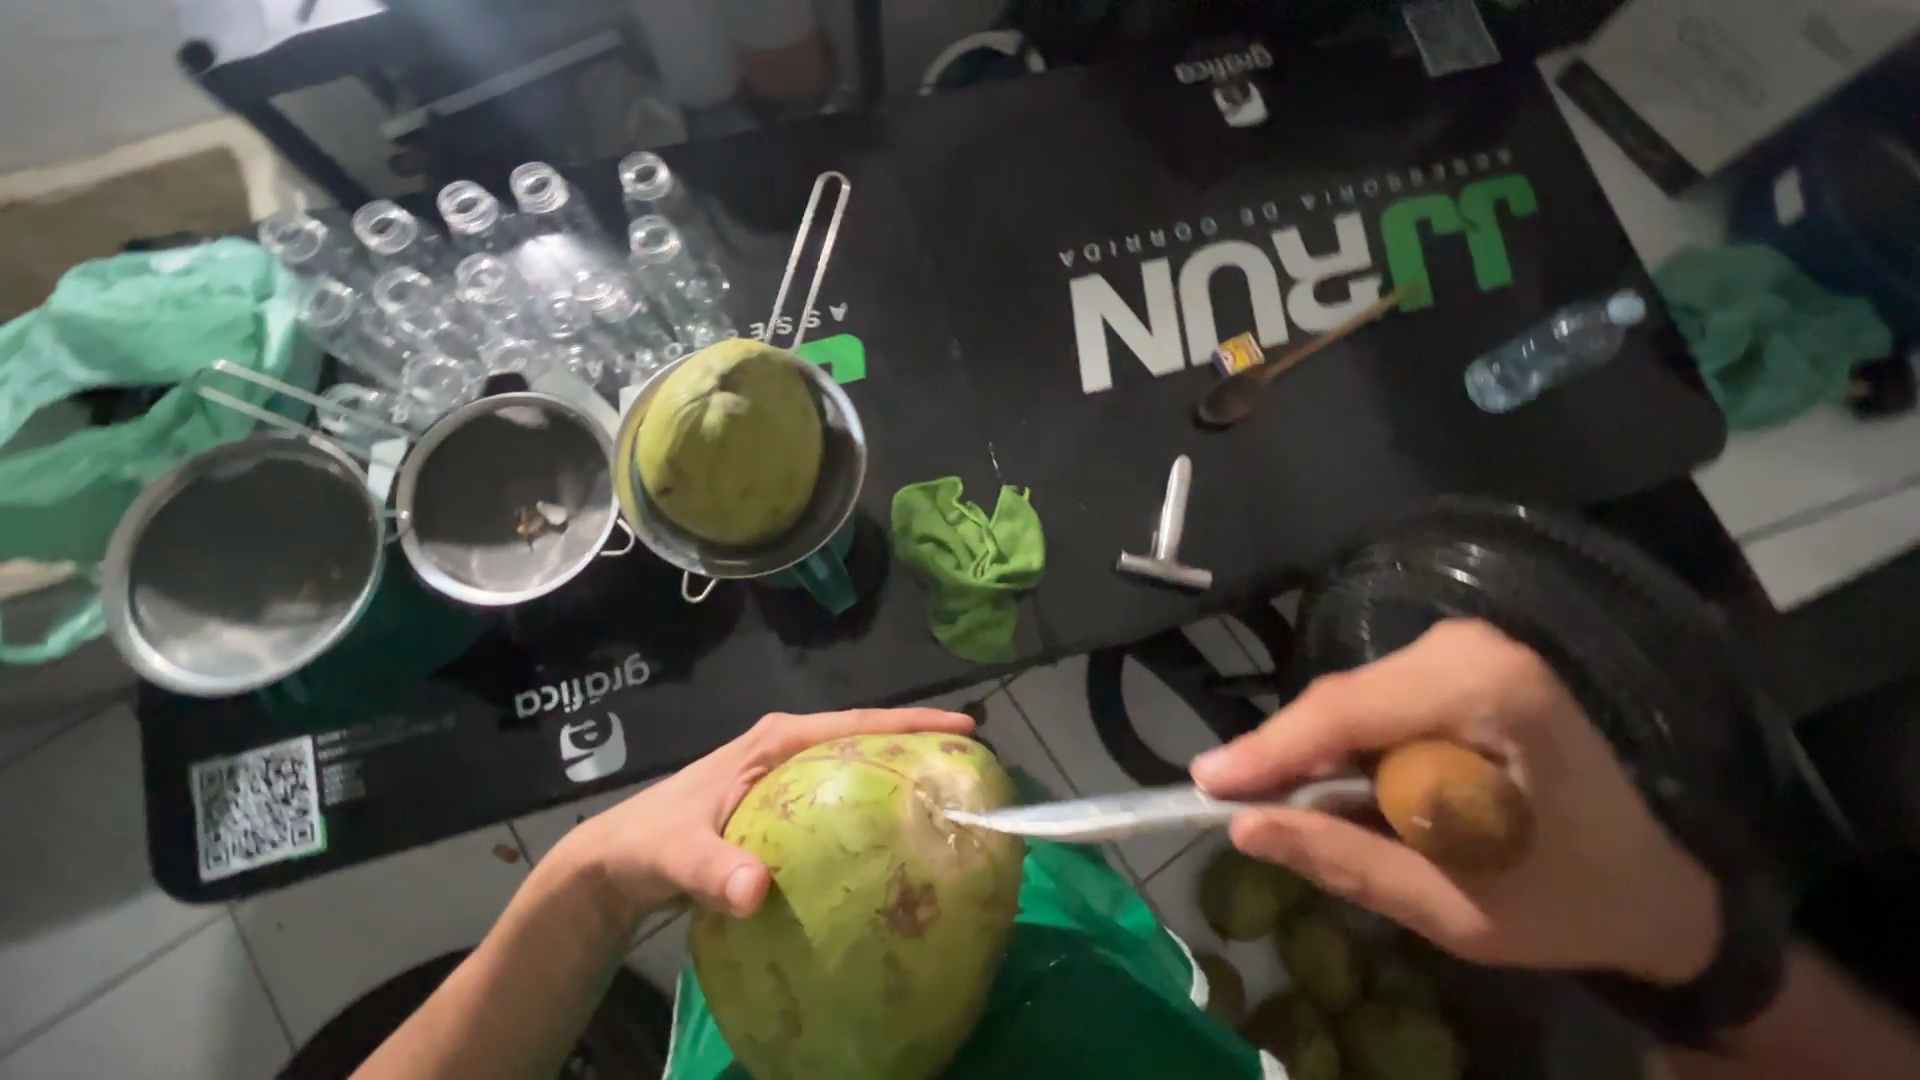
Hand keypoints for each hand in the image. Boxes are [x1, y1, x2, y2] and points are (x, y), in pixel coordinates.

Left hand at [547, 708, 973, 937]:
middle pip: (867, 735)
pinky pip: (844, 794)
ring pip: (858, 763)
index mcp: (776, 742)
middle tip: (970, 761)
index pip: (855, 722)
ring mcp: (787, 775)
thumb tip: (757, 893)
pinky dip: (875, 799)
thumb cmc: (649, 844)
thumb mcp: (677, 855)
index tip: (963, 725)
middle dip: (918, 740)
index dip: (910, 721)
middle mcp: (788, 750)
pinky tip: (898, 830)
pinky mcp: (785, 804)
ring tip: (949, 789)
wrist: (616, 864)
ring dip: (900, 768)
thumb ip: (712, 870)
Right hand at [1191, 619, 1720, 984]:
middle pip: (1342, 699)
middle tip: (1232, 804)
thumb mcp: (1454, 909)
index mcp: (1494, 696)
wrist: (1655, 886)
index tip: (1206, 784)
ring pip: (1346, 699)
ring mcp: (1464, 648)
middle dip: (1285, 755)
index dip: (1272, 748)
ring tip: (1283, 805)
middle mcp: (1474, 649)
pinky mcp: (1452, 662)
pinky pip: (1366, 702)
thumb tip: (1243, 827)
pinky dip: (1339, 746)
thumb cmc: (1567, 904)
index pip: (1351, 710)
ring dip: (1310, 754)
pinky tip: (1332, 784)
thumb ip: (1346, 860)